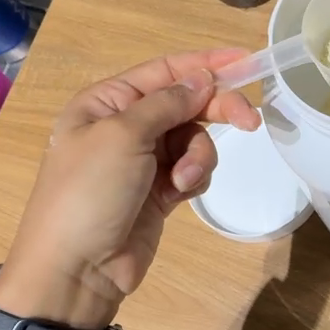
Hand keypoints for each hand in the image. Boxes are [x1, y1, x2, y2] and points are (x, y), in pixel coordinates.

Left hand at [0, 50, 260, 328]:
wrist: (77, 268)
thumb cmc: (89, 192)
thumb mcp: (124, 136)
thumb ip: (167, 103)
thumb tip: (203, 78)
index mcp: (107, 102)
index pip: (166, 71)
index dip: (207, 64)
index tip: (247, 62)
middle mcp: (126, 125)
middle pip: (187, 104)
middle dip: (217, 111)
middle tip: (251, 122)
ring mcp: (144, 160)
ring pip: (194, 140)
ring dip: (198, 156)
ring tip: (183, 181)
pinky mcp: (160, 191)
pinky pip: (192, 170)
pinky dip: (194, 178)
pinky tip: (180, 194)